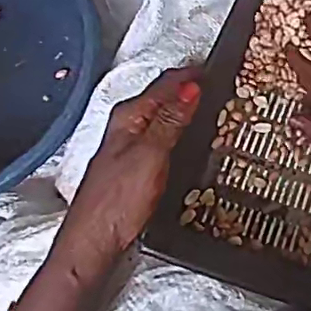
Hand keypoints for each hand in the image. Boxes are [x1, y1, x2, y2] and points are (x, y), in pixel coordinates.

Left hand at [60, 67, 201, 254]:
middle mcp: (126, 126)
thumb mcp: (152, 154)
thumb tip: (191, 88)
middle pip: (163, 96)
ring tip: (209, 102)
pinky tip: (189, 133)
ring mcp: (130, 144)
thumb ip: (171, 120)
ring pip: (163, 114)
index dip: (192, 74)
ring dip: (184, 106)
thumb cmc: (117, 202)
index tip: (216, 69)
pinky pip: (162, 133)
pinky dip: (179, 126)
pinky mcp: (135, 163)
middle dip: (188, 86)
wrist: (94, 241)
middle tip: (217, 81)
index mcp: (129, 116)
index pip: (166, 83)